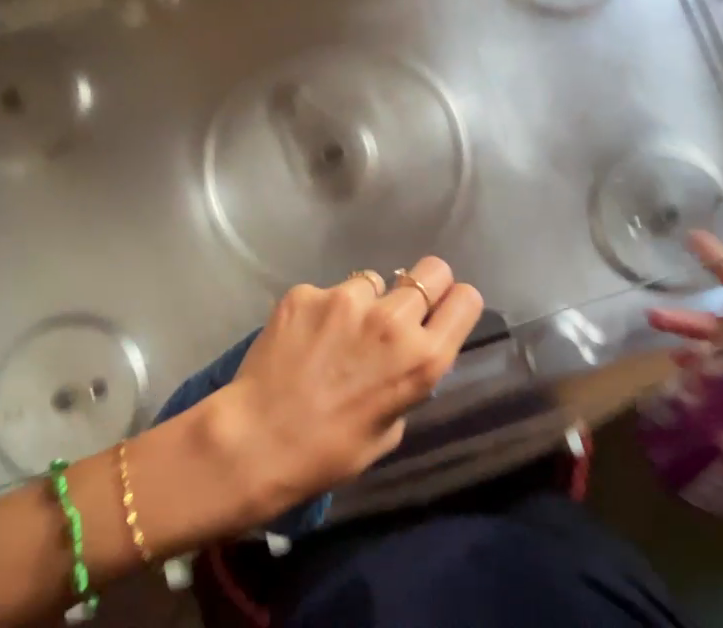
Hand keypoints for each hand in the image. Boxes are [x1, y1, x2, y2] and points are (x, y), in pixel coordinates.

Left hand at [208, 257, 483, 522]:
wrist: (256, 442)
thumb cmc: (330, 453)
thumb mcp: (390, 430)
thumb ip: (406, 383)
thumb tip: (401, 358)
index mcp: (422, 360)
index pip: (465, 299)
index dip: (455, 303)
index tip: (441, 312)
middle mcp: (393, 320)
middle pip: (431, 271)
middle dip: (421, 286)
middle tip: (397, 310)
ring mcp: (347, 300)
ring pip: (373, 280)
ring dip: (363, 302)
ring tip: (335, 334)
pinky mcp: (306, 293)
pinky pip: (326, 291)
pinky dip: (319, 311)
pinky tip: (301, 339)